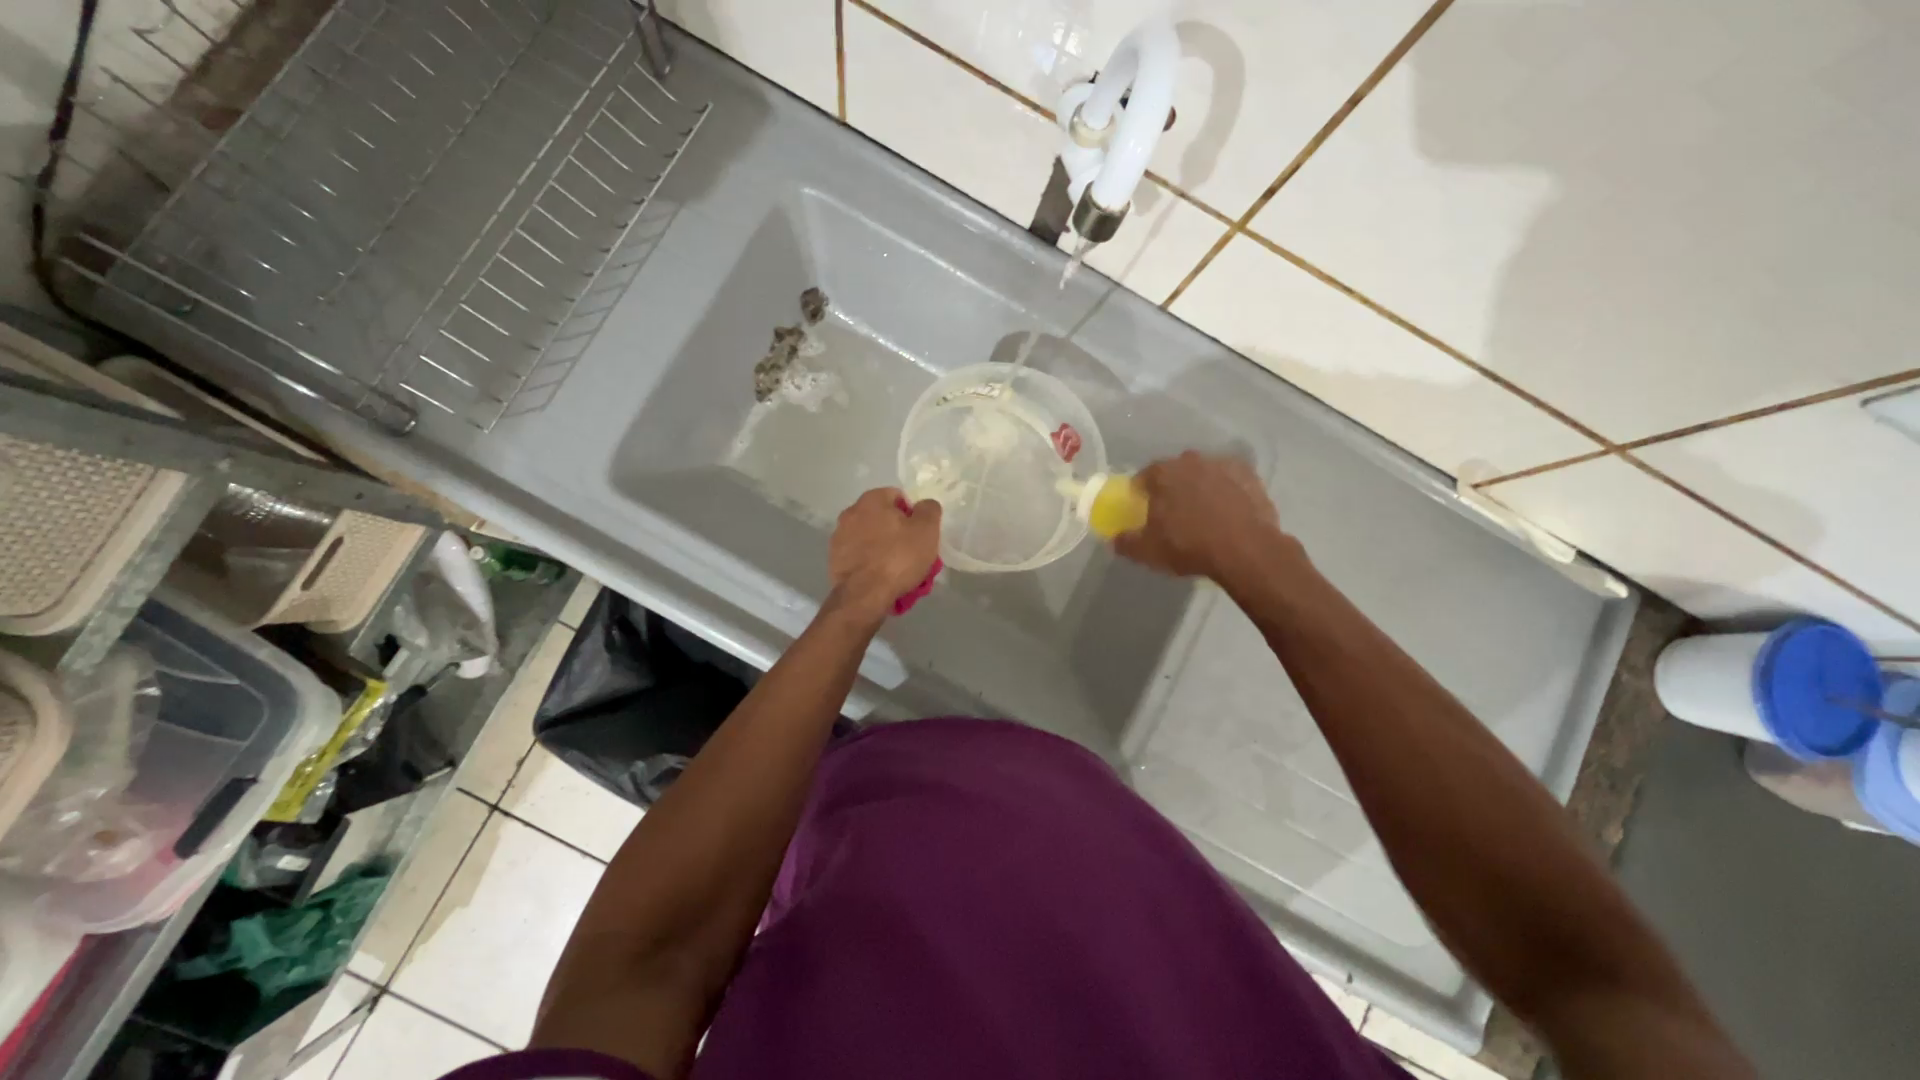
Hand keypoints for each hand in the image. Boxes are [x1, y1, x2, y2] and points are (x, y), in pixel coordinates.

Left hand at [827, 488, 941, 619]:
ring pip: (873, 541)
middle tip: (914, 556)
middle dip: (899, 536)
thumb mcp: (926, 530)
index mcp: (871, 500)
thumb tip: (924, 505)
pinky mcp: (834, 561)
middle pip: (884, 521)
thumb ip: (928, 510)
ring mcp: (839, 538)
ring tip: (901, 574)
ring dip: (886, 552)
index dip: (914, 516)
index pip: (898, 498)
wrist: (864, 595)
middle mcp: (850, 513)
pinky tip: (883, 582)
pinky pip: (861, 559)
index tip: (921, 535)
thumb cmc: (898, 557)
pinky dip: (872, 566)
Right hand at [1113, 452, 1285, 579]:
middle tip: (1175, 513)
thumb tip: (1115, 538)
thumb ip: (1126, 542)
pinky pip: (1231, 480)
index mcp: (1162, 473)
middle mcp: (1190, 460)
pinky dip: (1228, 490)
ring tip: (1205, 514)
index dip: (1141, 494)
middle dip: (1172, 488)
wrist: (1245, 549)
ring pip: (1204, 473)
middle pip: (1175, 472)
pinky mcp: (1249, 474)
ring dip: (1201, 487)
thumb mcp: (1147, 551)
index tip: (1144, 510)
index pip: (1142, 478)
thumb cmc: (1189, 546)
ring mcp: (1222, 464)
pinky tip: (1230, 510)